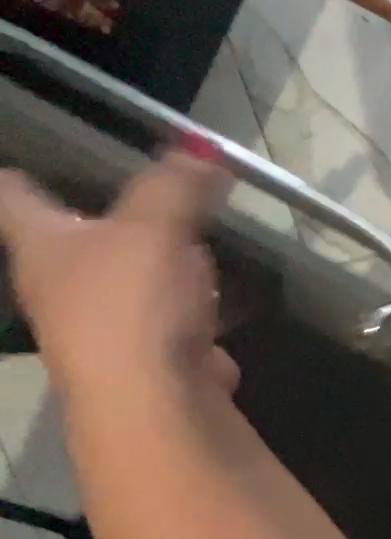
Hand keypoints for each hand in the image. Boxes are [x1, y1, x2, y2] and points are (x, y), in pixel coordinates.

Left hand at [0, 142, 237, 398]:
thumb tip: (203, 148)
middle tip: (147, 194)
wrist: (155, 391)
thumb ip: (177, 188)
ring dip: (156, 261)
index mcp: (39, 241)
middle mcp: (59, 278)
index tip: (43, 158)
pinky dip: (194, 298)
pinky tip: (222, 292)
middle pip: (72, 237)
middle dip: (105, 218)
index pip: (15, 193)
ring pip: (126, 275)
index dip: (25, 173)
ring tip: (197, 241)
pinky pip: (171, 309)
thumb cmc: (131, 301)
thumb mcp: (154, 230)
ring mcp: (106, 317)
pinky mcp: (153, 346)